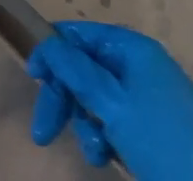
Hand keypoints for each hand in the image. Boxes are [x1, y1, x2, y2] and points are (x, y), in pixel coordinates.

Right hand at [29, 22, 192, 180]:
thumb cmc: (160, 137)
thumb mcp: (112, 103)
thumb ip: (77, 71)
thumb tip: (48, 42)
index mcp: (130, 49)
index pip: (81, 36)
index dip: (54, 51)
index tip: (32, 75)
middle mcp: (135, 65)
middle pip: (83, 70)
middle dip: (63, 99)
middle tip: (43, 132)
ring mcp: (142, 95)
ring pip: (94, 100)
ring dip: (85, 124)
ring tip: (96, 151)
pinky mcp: (145, 123)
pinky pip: (110, 120)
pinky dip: (103, 137)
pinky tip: (107, 157)